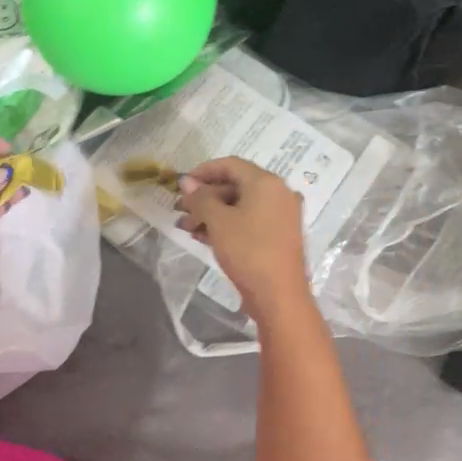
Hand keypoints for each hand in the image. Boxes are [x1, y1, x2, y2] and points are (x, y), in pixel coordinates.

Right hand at [175, 157, 312, 323]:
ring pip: (240, 205)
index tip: (181, 184)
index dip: (202, 171)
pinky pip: (249, 220)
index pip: (230, 164)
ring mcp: (281, 215)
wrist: (279, 296)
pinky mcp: (279, 235)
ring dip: (212, 213)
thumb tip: (186, 182)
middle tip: (180, 211)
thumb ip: (200, 198)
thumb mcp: (218, 221)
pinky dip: (227, 224)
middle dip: (204, 197)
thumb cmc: (248, 251)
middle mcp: (278, 192)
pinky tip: (203, 237)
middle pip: (235, 185)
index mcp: (266, 182)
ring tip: (187, 228)